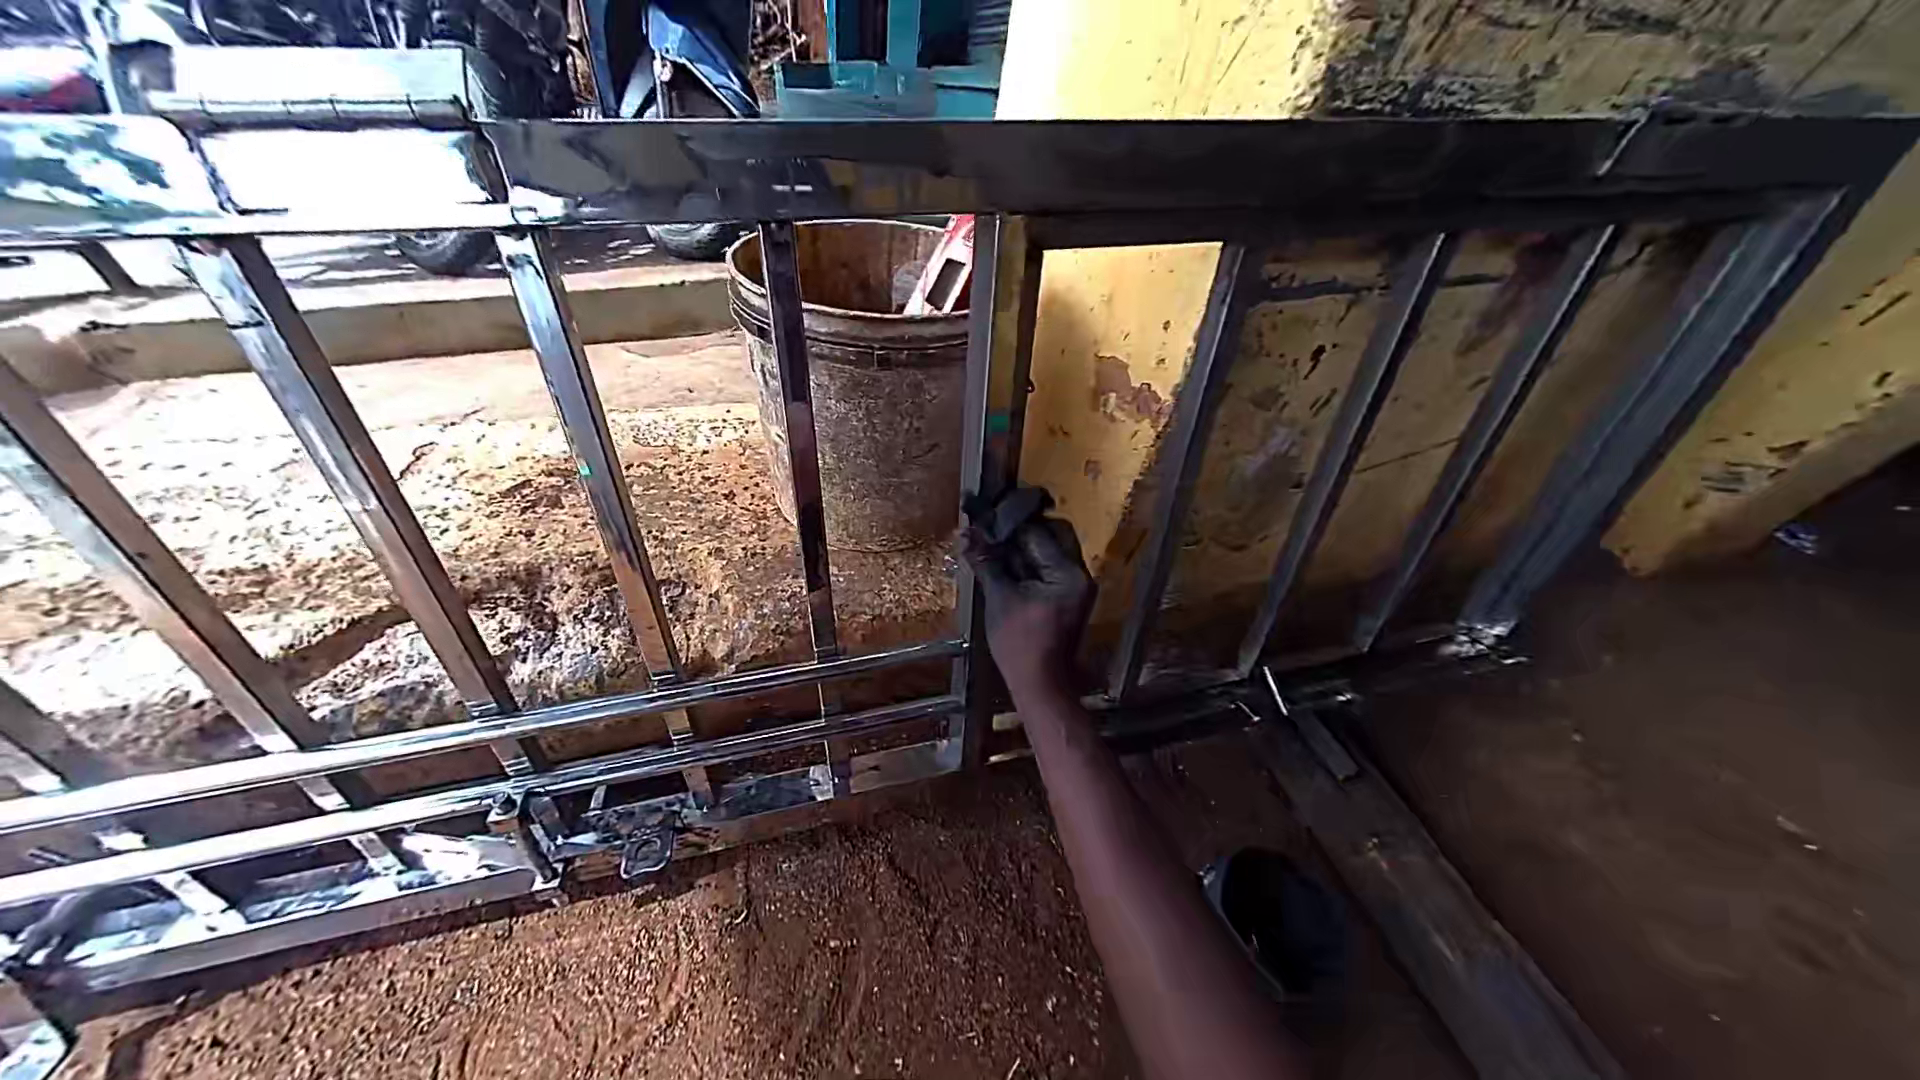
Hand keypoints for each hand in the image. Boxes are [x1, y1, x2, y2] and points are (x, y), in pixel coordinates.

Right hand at [961, 513, 1094, 701]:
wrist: (1039, 682)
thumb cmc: (1020, 643)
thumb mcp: (1000, 597)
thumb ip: (986, 562)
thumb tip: (966, 534)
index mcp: (1067, 572)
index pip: (1038, 533)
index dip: (1009, 522)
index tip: (987, 512)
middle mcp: (1078, 573)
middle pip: (1051, 534)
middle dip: (1020, 529)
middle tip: (991, 526)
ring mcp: (1074, 585)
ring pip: (1049, 550)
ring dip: (1022, 545)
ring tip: (992, 541)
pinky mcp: (1065, 595)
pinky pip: (1047, 567)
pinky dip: (1027, 562)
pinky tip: (1003, 560)